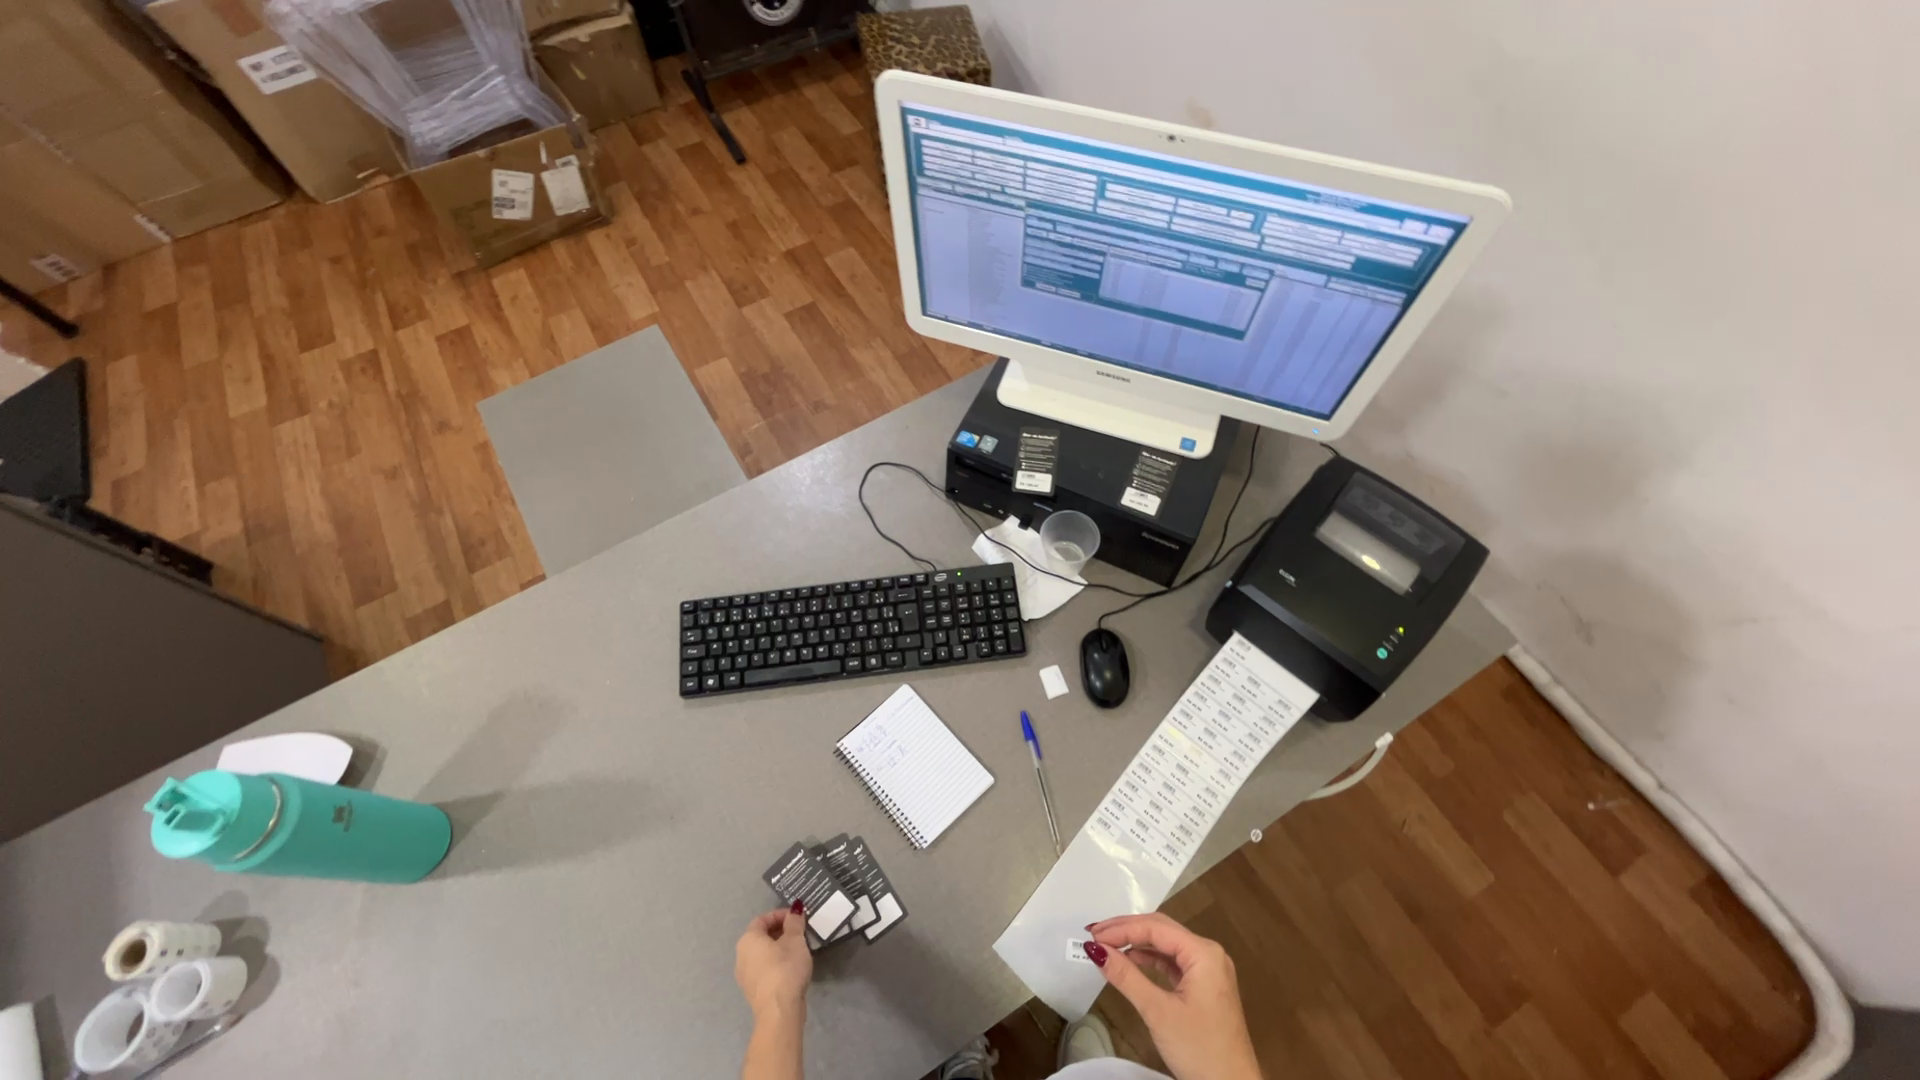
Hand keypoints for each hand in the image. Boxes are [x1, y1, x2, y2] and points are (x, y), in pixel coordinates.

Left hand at [735, 903, 813, 1017]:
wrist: (779, 1010)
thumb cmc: (786, 968)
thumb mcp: (795, 940)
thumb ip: (794, 922)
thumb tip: (795, 910)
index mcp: (748, 940)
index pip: (762, 919)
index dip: (780, 915)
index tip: (797, 918)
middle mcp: (741, 956)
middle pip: (761, 936)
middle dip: (780, 931)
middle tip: (799, 932)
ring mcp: (745, 976)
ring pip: (762, 954)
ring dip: (779, 948)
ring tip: (798, 950)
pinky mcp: (753, 991)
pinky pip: (764, 969)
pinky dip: (775, 964)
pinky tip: (791, 969)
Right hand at [1085, 913, 1261, 1079]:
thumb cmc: (1199, 1050)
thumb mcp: (1158, 1012)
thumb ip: (1126, 977)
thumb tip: (1095, 949)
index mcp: (1203, 953)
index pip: (1155, 928)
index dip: (1121, 928)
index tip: (1091, 935)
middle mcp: (1209, 953)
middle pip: (1161, 930)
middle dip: (1127, 930)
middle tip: (1094, 935)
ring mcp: (1209, 970)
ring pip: (1166, 945)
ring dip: (1136, 944)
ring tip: (1106, 947)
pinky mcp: (1205, 986)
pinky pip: (1173, 962)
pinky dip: (1150, 960)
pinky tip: (1130, 962)